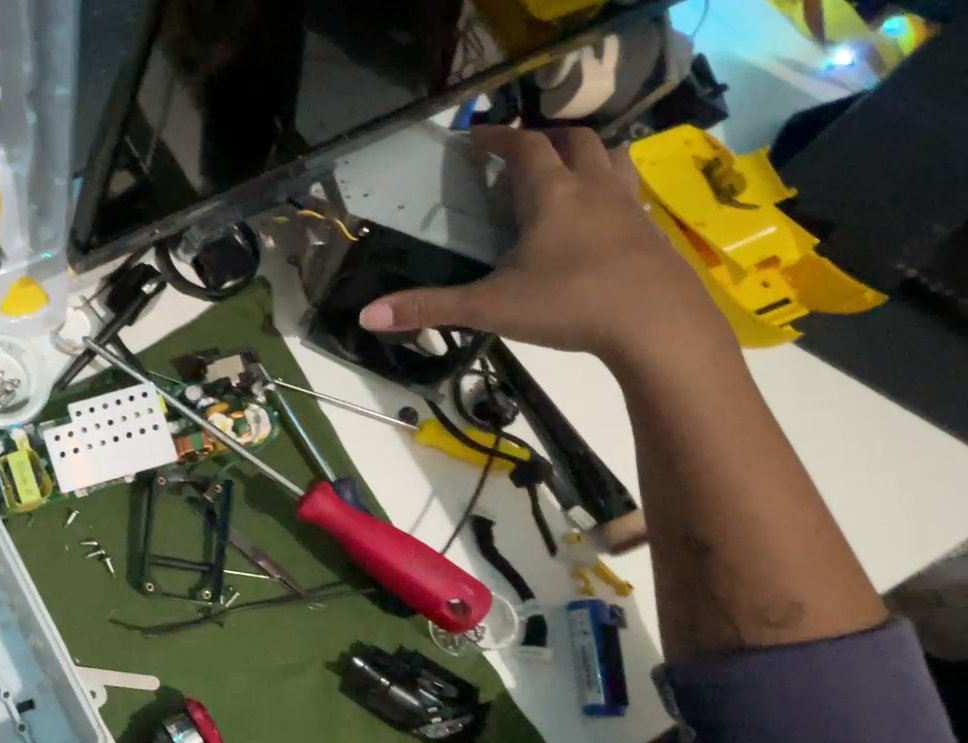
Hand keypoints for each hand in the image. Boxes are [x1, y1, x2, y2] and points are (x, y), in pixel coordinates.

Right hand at [357, 125, 734, 365]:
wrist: (656, 324)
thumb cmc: (568, 304)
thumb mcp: (488, 308)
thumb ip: (428, 309)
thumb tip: (367, 315)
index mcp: (551, 195)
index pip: (524, 147)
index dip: (497, 138)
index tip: (474, 139)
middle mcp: (592, 188)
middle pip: (574, 141)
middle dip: (544, 139)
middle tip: (517, 155)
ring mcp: (626, 207)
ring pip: (609, 158)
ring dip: (584, 155)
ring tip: (562, 173)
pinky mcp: (648, 231)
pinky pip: (627, 192)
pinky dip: (607, 189)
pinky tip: (593, 218)